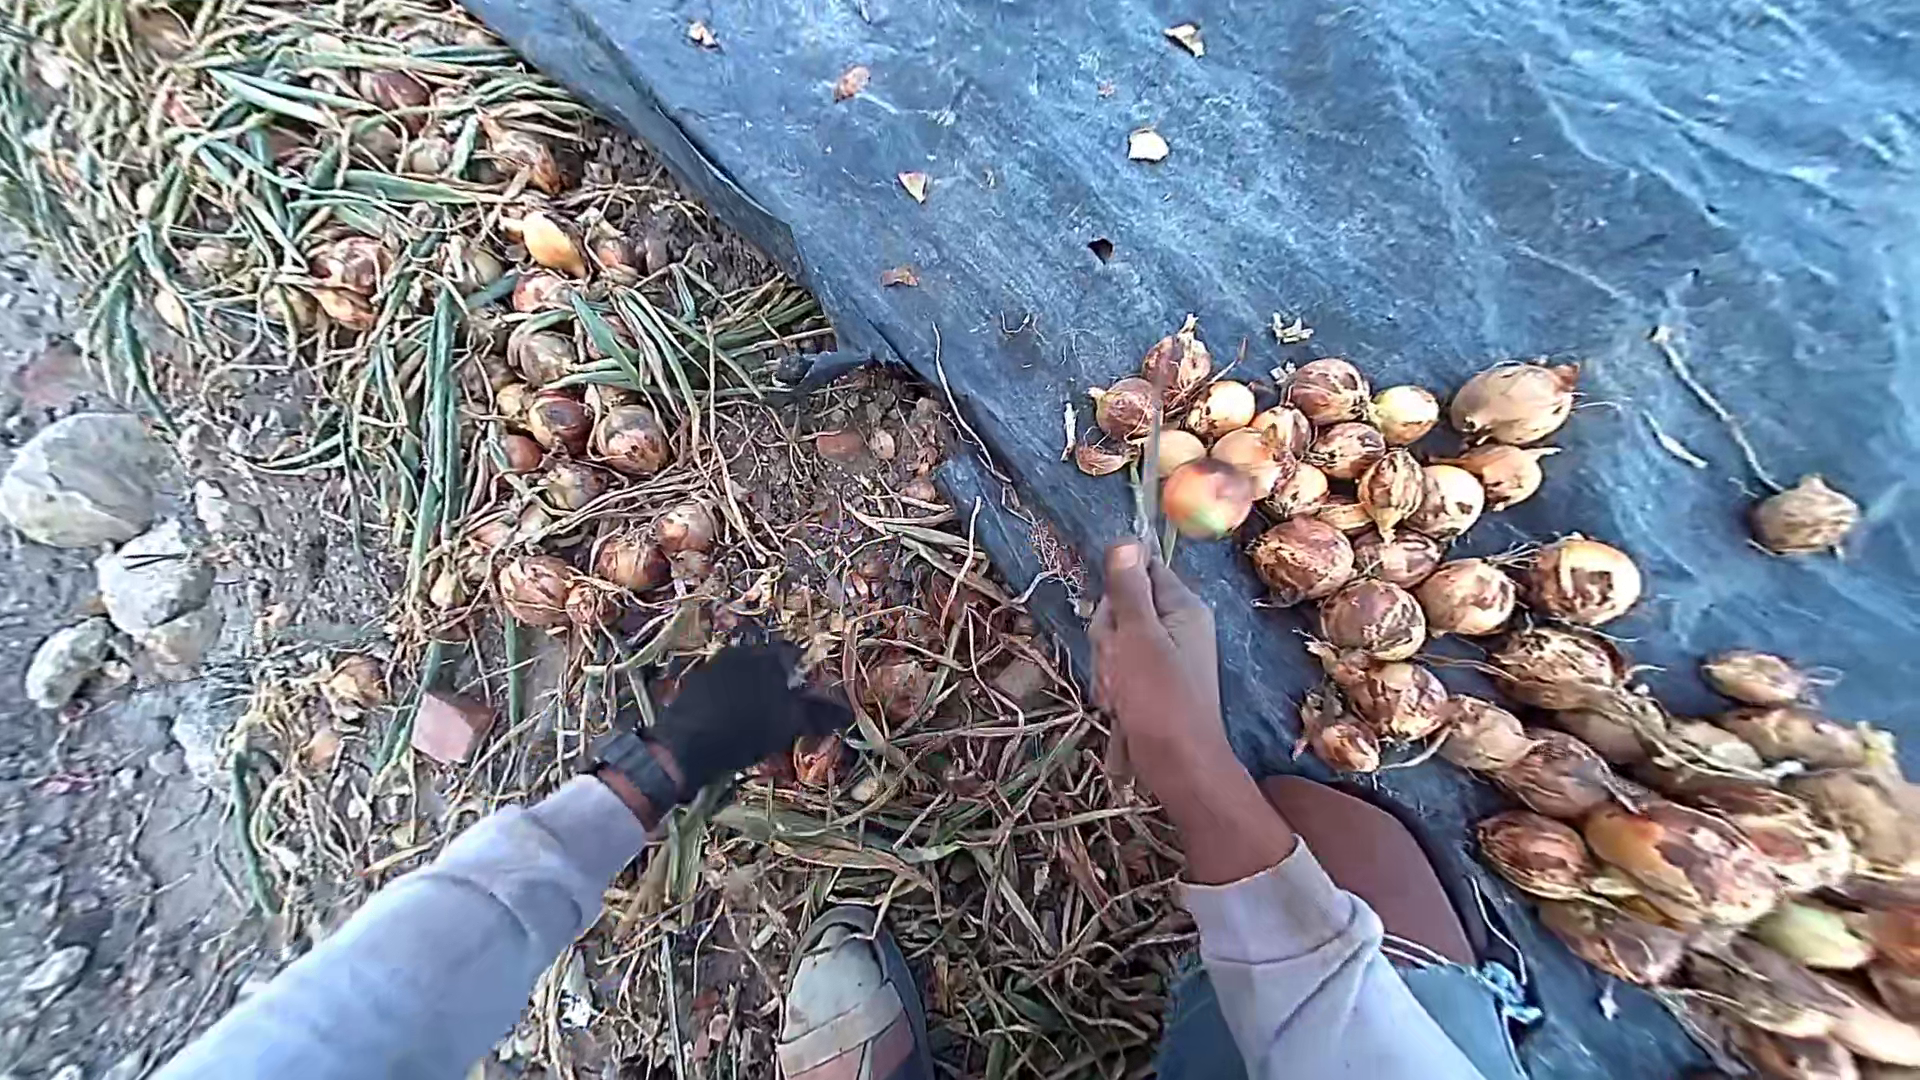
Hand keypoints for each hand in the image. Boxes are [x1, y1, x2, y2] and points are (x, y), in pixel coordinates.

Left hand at [646, 644, 851, 795]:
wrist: (681, 749)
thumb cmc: (743, 731)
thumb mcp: (788, 724)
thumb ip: (820, 714)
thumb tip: (849, 712)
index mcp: (767, 655)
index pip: (797, 655)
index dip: (808, 676)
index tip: (810, 698)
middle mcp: (741, 652)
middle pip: (772, 663)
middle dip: (784, 683)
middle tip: (789, 710)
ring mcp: (715, 666)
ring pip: (750, 674)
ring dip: (761, 691)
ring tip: (764, 719)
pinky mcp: (697, 683)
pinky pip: (728, 685)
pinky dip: (738, 698)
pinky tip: (738, 722)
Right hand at [1090, 540, 1230, 791]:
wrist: (1178, 767)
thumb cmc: (1161, 699)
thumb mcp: (1138, 637)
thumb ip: (1128, 589)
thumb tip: (1125, 540)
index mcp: (1183, 606)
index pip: (1142, 568)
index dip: (1118, 587)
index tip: (1113, 613)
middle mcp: (1175, 624)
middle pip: (1120, 605)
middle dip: (1107, 634)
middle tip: (1117, 661)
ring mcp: (1162, 653)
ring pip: (1112, 638)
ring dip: (1106, 664)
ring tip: (1119, 689)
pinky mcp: (1149, 679)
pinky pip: (1116, 665)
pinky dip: (1111, 683)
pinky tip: (1118, 702)